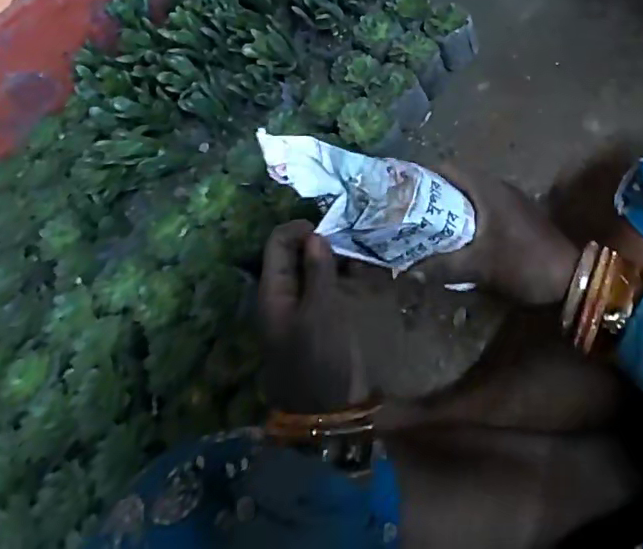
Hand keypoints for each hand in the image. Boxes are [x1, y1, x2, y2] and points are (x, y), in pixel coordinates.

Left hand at [259, 220, 367, 412]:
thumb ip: (318, 272)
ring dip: (339, 258)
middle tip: (353, 238)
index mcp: (273, 292)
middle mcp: (285, 295)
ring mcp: (304, 307)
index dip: (299, 229)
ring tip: (365, 254)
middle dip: (323, 242)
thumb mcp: (319, 313)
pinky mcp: (322, 319)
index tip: (328, 228)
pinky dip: (347, 276)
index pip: (277, 244)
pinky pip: (331, 287)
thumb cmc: (319, 360)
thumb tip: (316, 236)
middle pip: (297, 254)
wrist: (327, 414)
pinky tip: (369, 273)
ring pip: (317, 269)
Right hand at [408, 166, 578, 306]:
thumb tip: (409, 270)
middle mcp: (498, 187)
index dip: (423, 174)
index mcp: (487, 188)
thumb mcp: (479, 267)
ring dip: (450, 208)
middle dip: (432, 194)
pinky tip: (456, 239)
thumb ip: (443, 267)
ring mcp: (510, 202)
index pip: (448, 167)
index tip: (402, 189)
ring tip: (426, 225)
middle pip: (457, 181)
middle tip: (409, 211)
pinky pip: (483, 209)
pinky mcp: (517, 217)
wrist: (571, 278)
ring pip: (470, 197)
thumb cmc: (523, 262)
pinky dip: (466, 218)